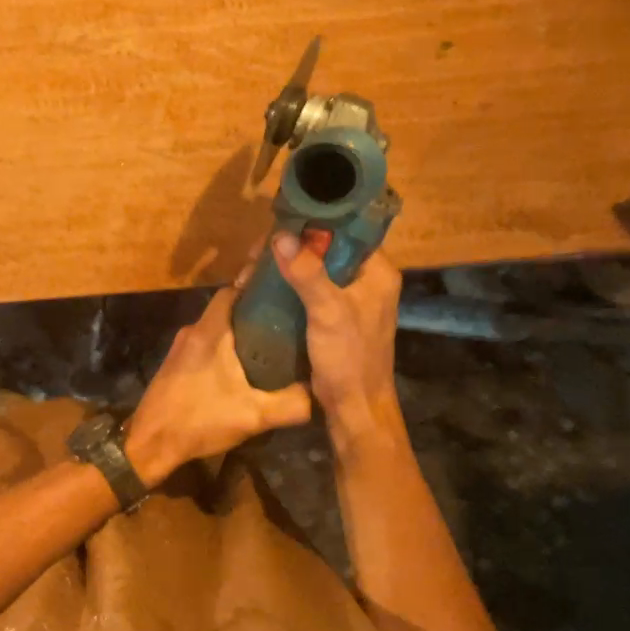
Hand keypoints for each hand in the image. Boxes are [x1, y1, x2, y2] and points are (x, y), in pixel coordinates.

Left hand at [123, 256, 313, 487]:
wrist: (151, 442)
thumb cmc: (199, 420)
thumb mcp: (254, 416)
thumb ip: (292, 404)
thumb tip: (323, 393)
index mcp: (209, 332)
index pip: (232, 291)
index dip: (256, 288)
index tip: (283, 292)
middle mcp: (192, 332)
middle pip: (226, 310)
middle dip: (255, 313)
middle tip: (288, 321)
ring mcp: (180, 348)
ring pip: (216, 330)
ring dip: (240, 334)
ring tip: (274, 344)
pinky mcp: (175, 365)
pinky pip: (206, 346)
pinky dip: (226, 349)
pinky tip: (245, 366)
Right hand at [271, 231, 404, 451]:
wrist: (353, 407)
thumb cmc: (349, 358)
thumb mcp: (328, 312)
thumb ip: (307, 274)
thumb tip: (281, 236)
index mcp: (377, 273)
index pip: (348, 232)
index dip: (314, 223)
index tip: (280, 223)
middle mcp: (365, 280)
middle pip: (326, 248)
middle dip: (291, 245)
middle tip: (257, 251)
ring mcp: (348, 299)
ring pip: (313, 268)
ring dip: (284, 265)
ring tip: (253, 267)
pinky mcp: (331, 316)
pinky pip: (306, 288)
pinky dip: (285, 283)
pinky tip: (260, 285)